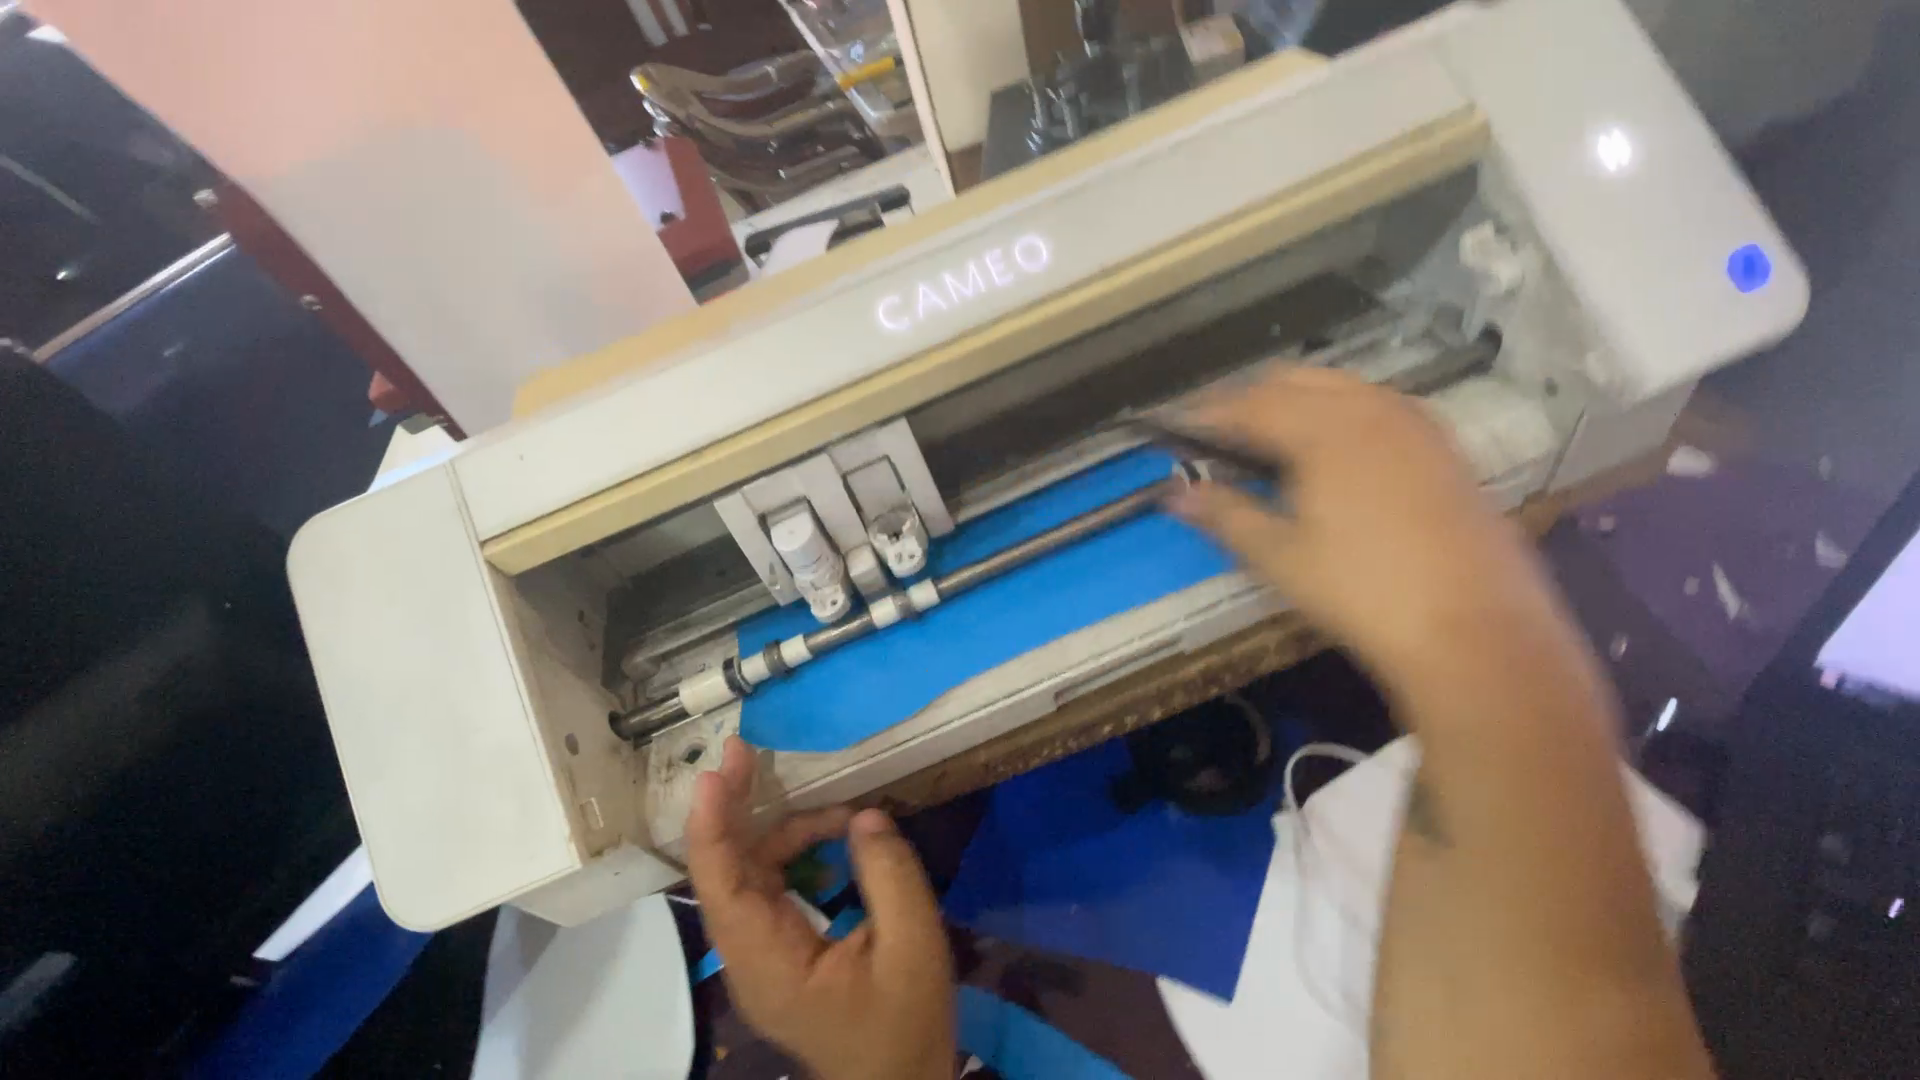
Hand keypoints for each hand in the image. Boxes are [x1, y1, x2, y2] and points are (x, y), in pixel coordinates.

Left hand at [685, 737, 955, 1079]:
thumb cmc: (904, 1026)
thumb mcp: (913, 947)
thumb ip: (890, 875)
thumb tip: (863, 815)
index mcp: (768, 963)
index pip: (722, 887)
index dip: (712, 827)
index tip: (713, 775)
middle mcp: (748, 957)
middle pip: (723, 872)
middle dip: (730, 807)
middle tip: (743, 752)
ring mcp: (760, 954)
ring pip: (745, 874)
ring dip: (773, 826)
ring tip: (830, 803)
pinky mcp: (777, 950)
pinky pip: (767, 886)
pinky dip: (791, 849)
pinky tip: (828, 831)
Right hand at [1168, 367, 1571, 687]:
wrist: (1475, 628)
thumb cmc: (1363, 591)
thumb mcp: (1280, 556)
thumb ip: (1225, 514)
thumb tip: (1174, 495)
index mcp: (1324, 428)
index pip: (1248, 404)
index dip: (1205, 414)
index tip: (1172, 429)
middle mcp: (1371, 408)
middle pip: (1292, 380)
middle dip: (1246, 398)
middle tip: (1212, 432)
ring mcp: (1414, 422)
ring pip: (1337, 386)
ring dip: (1292, 400)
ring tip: (1262, 437)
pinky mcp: (1441, 445)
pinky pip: (1374, 405)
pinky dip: (1335, 412)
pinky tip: (1327, 450)